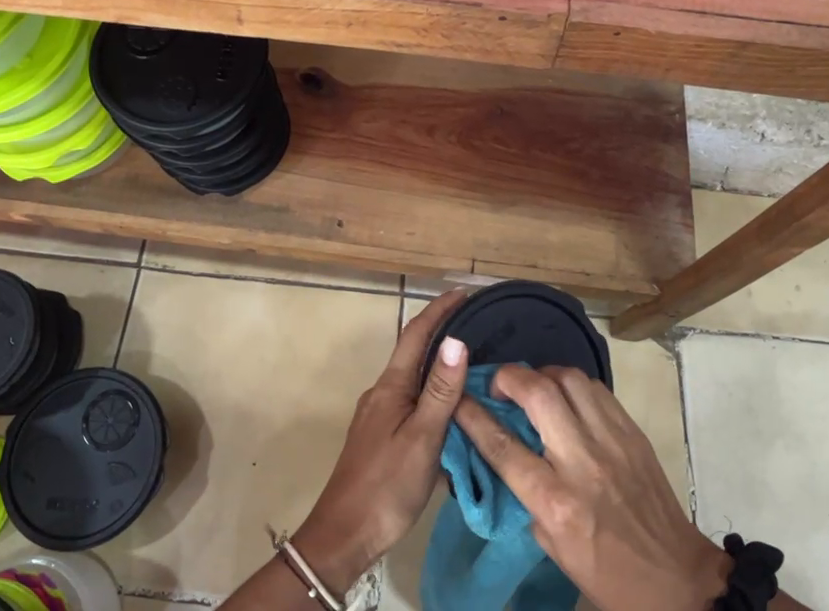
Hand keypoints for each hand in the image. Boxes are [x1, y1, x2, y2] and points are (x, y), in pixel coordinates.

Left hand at [293, 290, 471, 592]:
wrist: (345, 535)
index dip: (440, 310)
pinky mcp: (385, 437)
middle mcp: (383, 393)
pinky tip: (460, 409)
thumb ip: (439, 391)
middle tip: (483, 324)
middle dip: (445, 332)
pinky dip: (439, 395)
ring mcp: (382, 416)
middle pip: (415, 352)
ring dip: (443, 365)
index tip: (467, 292)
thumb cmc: (386, 486)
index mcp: (390, 387)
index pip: (416, 334)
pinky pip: (416, 403)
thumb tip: (456, 339)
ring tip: (479, 362)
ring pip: (417, 379)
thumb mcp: (421, 439)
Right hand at [455, 364, 730, 610]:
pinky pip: (597, 390)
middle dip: (508, 376)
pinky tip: (566, 398)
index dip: (472, 415)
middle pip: (537, 392)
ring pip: (569, 379)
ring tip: (533, 387)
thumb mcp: (552, 546)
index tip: (457, 398)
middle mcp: (582, 462)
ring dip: (542, 374)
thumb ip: (526, 497)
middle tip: (498, 384)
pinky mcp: (633, 433)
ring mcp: (612, 442)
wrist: (677, 580)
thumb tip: (506, 456)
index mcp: (556, 501)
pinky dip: (573, 386)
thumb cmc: (607, 574)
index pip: (502, 445)